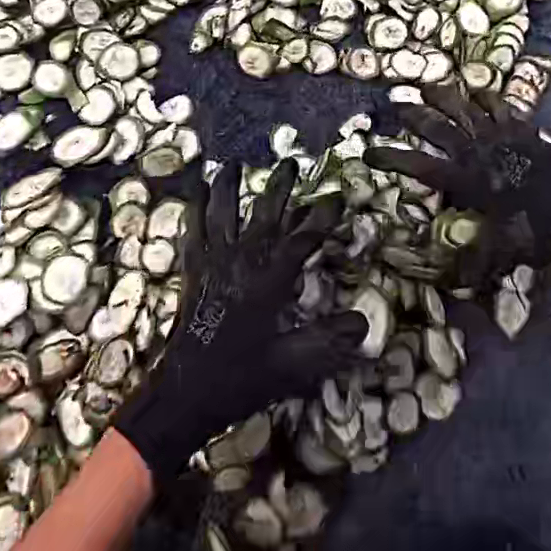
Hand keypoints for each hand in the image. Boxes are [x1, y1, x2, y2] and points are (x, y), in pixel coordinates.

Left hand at [112, 160, 366, 477]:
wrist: (186, 388)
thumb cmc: (242, 377)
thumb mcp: (294, 366)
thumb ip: (329, 342)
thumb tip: (363, 322)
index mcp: (270, 280)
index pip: (303, 239)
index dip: (322, 217)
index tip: (336, 197)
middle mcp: (242, 260)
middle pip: (264, 213)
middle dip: (280, 187)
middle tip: (291, 163)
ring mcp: (213, 259)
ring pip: (223, 211)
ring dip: (230, 185)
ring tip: (233, 162)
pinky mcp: (192, 266)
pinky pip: (193, 227)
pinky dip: (194, 205)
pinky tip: (194, 188)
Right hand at [365, 84, 550, 279]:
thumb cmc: (546, 225)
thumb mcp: (508, 250)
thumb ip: (475, 263)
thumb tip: (445, 284)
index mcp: (466, 179)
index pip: (419, 166)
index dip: (391, 158)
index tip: (368, 152)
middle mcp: (476, 152)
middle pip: (436, 127)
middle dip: (412, 114)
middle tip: (393, 102)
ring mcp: (499, 135)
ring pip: (463, 108)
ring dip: (442, 96)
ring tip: (425, 85)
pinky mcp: (521, 128)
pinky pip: (498, 105)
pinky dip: (484, 95)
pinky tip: (476, 88)